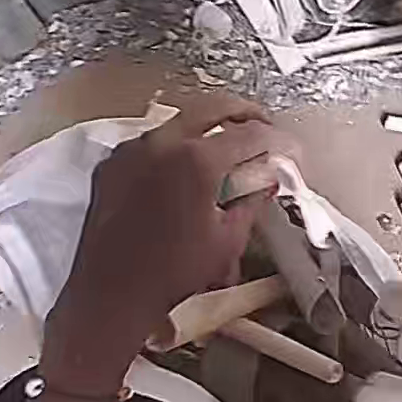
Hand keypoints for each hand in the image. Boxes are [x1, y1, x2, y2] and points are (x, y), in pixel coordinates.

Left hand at [42, 99, 295, 394]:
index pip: (250, 135)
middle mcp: (161, 142)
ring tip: (226, 146)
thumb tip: (266, 180)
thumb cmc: (174, 273)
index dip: (277, 141)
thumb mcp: (227, 241)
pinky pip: (149, 144)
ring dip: (206, 128)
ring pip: (177, 122)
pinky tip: (183, 169)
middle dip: (244, 113)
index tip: (291, 151)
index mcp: (196, 160)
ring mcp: (131, 150)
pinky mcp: (111, 164)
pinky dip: (173, 148)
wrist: (112, 294)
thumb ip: (251, 201)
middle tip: (263, 125)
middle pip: (212, 107)